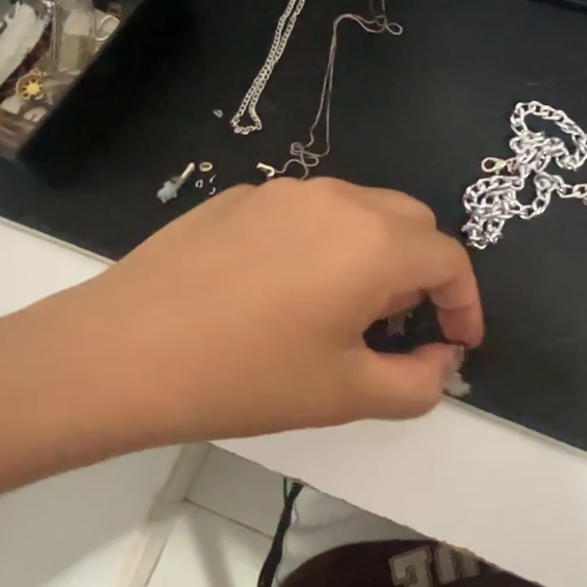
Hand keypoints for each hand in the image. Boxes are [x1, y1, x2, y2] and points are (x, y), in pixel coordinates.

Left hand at [0, 177, 482, 451]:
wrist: (121, 351)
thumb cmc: (244, 377)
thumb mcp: (345, 395)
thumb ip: (418, 383)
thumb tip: (441, 360)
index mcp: (375, 242)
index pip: (449, 260)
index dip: (465, 304)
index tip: (458, 344)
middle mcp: (338, 199)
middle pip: (410, 222)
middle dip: (423, 273)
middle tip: (399, 327)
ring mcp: (283, 191)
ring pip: (359, 210)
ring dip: (374, 253)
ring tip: (342, 310)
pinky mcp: (238, 196)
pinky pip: (307, 212)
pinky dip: (324, 243)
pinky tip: (283, 291)